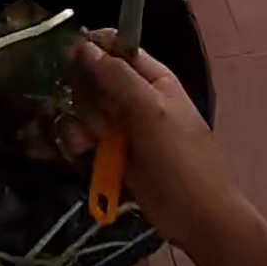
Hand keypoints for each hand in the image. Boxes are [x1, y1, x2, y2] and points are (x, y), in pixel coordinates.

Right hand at [71, 33, 254, 258]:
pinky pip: (84, 135)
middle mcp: (133, 94)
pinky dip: (78, 141)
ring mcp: (121, 124)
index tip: (69, 59)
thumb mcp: (150, 110)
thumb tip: (83, 45)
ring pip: (85, 107)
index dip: (91, 48)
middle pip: (93, 77)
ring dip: (81, 122)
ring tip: (87, 143)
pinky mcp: (111, 151)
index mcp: (150, 76)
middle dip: (85, 95)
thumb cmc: (179, 157)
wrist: (197, 220)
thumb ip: (117, 75)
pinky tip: (79, 152)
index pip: (114, 45)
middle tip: (95, 118)